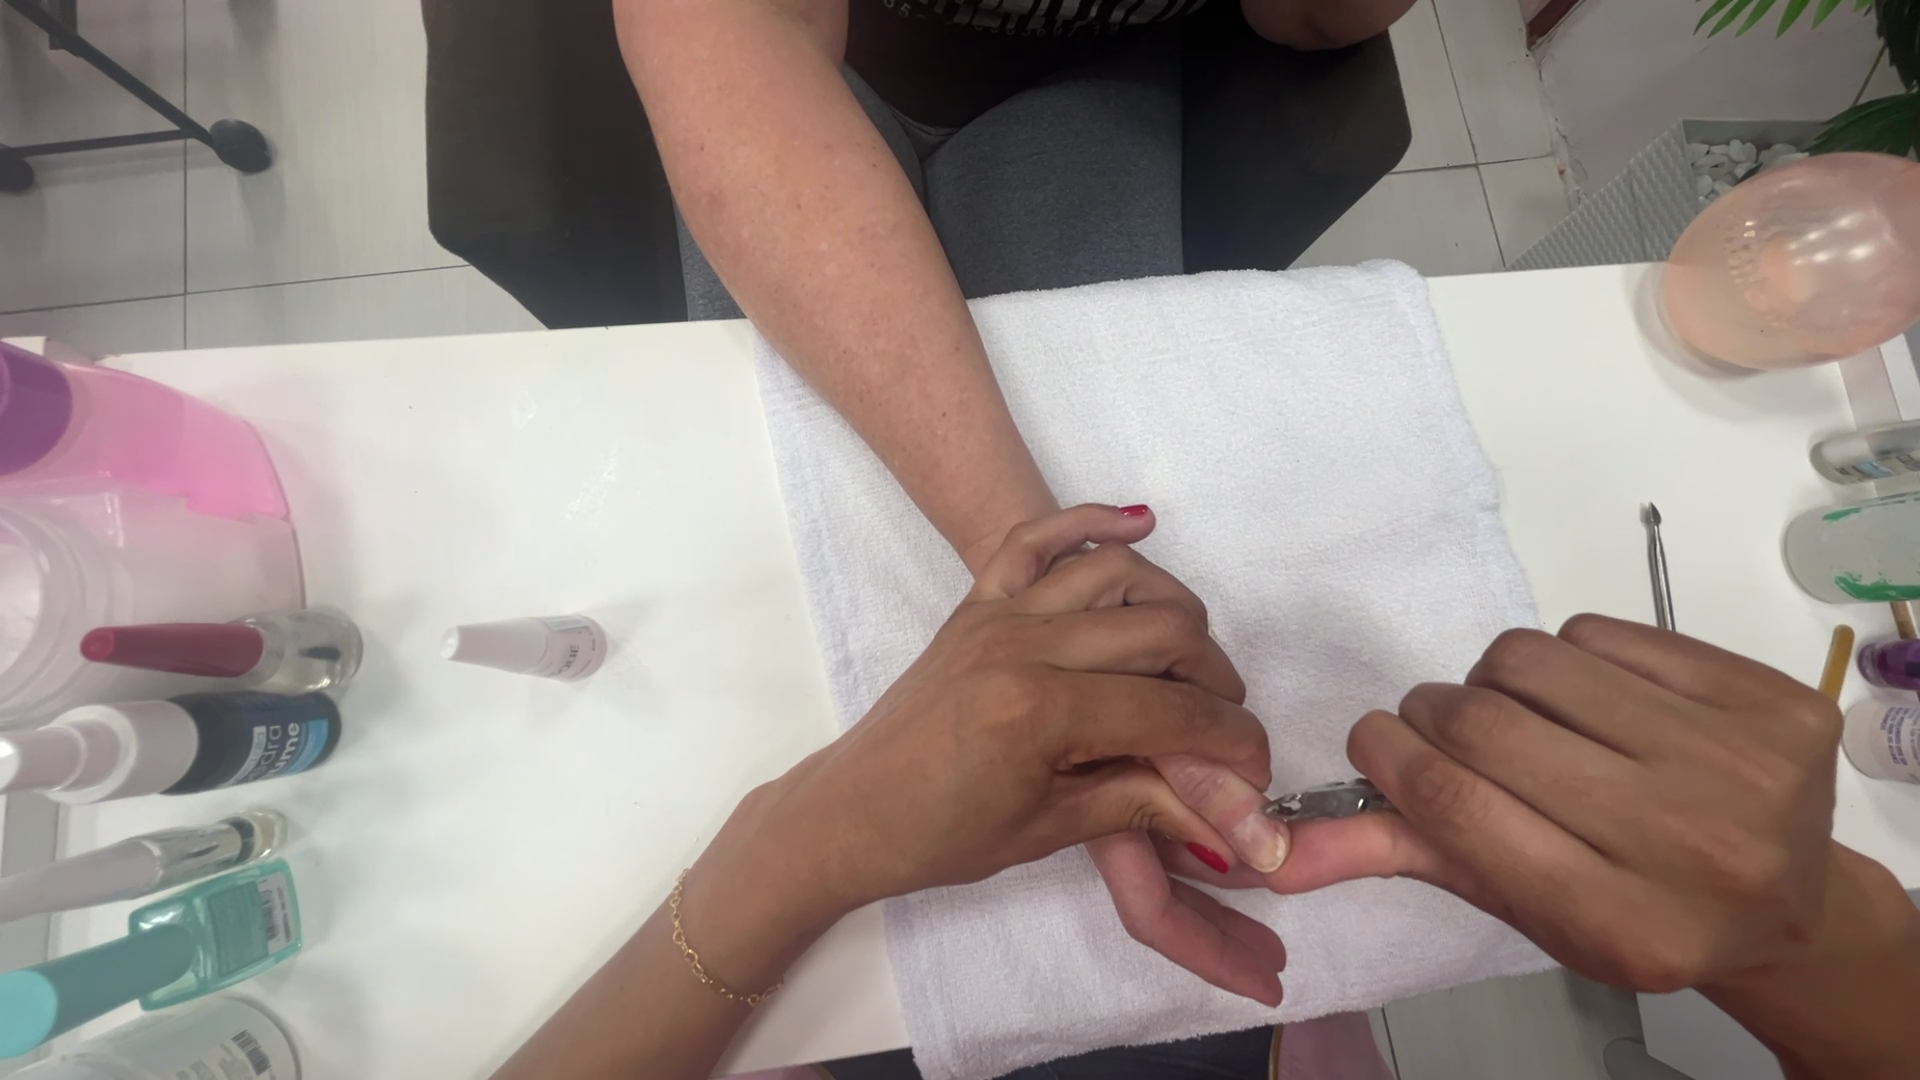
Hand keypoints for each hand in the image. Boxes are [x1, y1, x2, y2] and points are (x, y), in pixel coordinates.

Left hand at [737, 505, 1275, 941]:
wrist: (852, 810)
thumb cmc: (940, 835)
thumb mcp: (1048, 831)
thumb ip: (1144, 803)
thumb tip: (1237, 819)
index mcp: (1039, 713)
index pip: (1170, 711)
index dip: (1230, 741)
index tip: (1255, 767)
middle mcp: (1022, 644)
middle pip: (1159, 630)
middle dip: (1213, 677)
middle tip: (1221, 721)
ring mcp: (997, 611)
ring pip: (1114, 573)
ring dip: (1170, 605)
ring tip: (1191, 653)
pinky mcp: (977, 599)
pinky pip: (1035, 538)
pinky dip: (1088, 520)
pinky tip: (1138, 525)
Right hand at [1209, 616, 1919, 1011]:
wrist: (1784, 904)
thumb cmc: (1615, 907)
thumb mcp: (1500, 896)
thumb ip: (1389, 856)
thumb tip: (1272, 854)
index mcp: (1616, 918)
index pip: (1449, 799)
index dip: (1387, 751)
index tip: (1377, 739)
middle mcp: (1692, 844)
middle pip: (1479, 722)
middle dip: (1434, 713)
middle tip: (1450, 731)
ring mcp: (1745, 765)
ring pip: (1524, 659)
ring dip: (1495, 682)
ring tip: (1527, 719)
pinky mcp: (1773, 699)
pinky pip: (1590, 629)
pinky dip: (1564, 657)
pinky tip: (1595, 703)